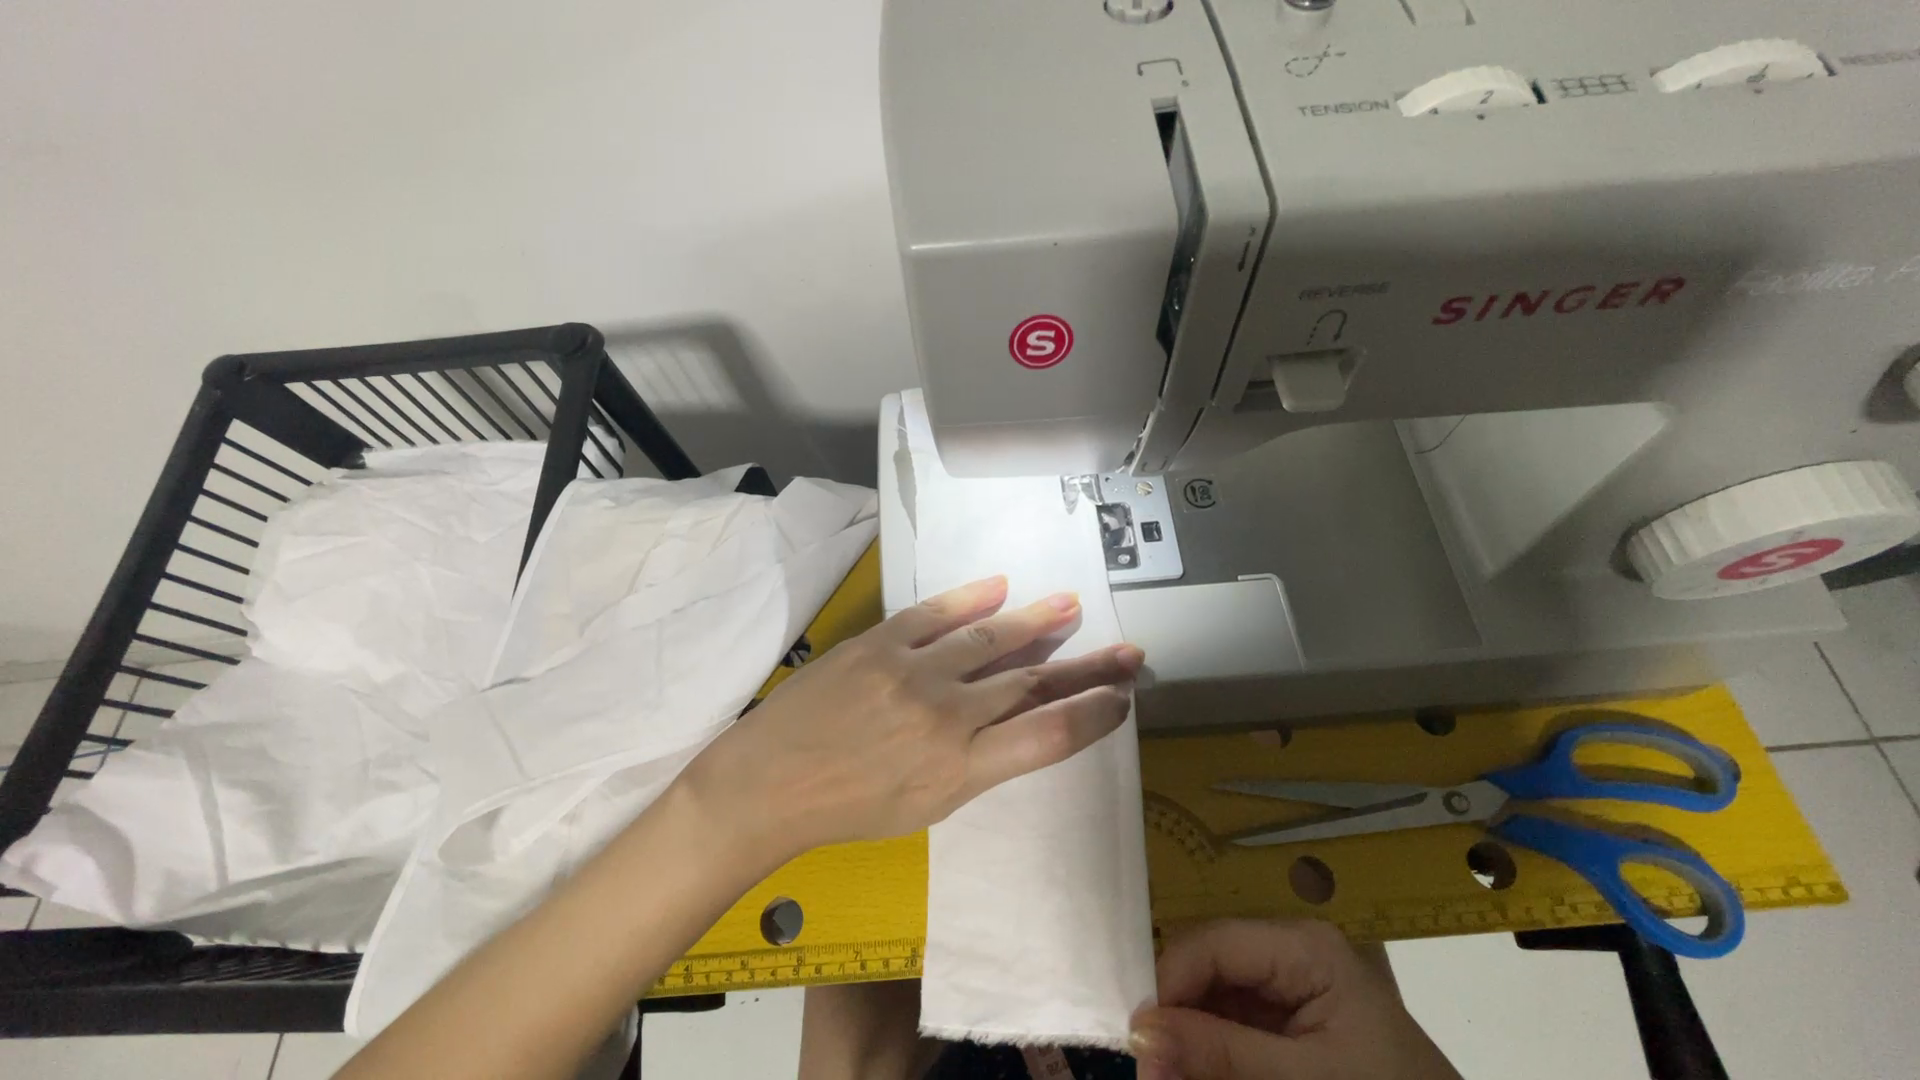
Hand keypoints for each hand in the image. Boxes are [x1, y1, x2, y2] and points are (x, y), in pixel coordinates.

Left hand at [680, 575, 1143, 863]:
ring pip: (991, 640)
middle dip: (1087, 667)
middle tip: (1128, 650)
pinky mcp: (879, 645)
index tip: (1122, 698)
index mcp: (961, 770)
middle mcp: (947, 718)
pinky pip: (935, 614)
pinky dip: (971, 598)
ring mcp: (912, 675)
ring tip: (1072, 605)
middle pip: (1033, 683)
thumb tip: (1016, 721)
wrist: (769, 782)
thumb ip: (977, 763)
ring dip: (1038, 621)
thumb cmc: (849, 808)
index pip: (1047, 738)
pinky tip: (1002, 586)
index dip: (1093, 715)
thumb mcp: (927, 806)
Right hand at [1129, 920, 1461, 1079]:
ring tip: (1164, 1073)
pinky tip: (1194, 1071)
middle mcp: (1289, 953)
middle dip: (1173, 1017)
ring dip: (1185, 1039)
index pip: (1210, 945)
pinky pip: (1229, 1025)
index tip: (1136, 1044)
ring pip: (1210, 999)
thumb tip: (1137, 1033)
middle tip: (1147, 1069)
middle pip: (1206, 969)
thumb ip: (1221, 1056)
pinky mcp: (1288, 1023)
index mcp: (1302, 947)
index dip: (1165, 986)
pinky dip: (1208, 1053)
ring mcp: (1288, 988)